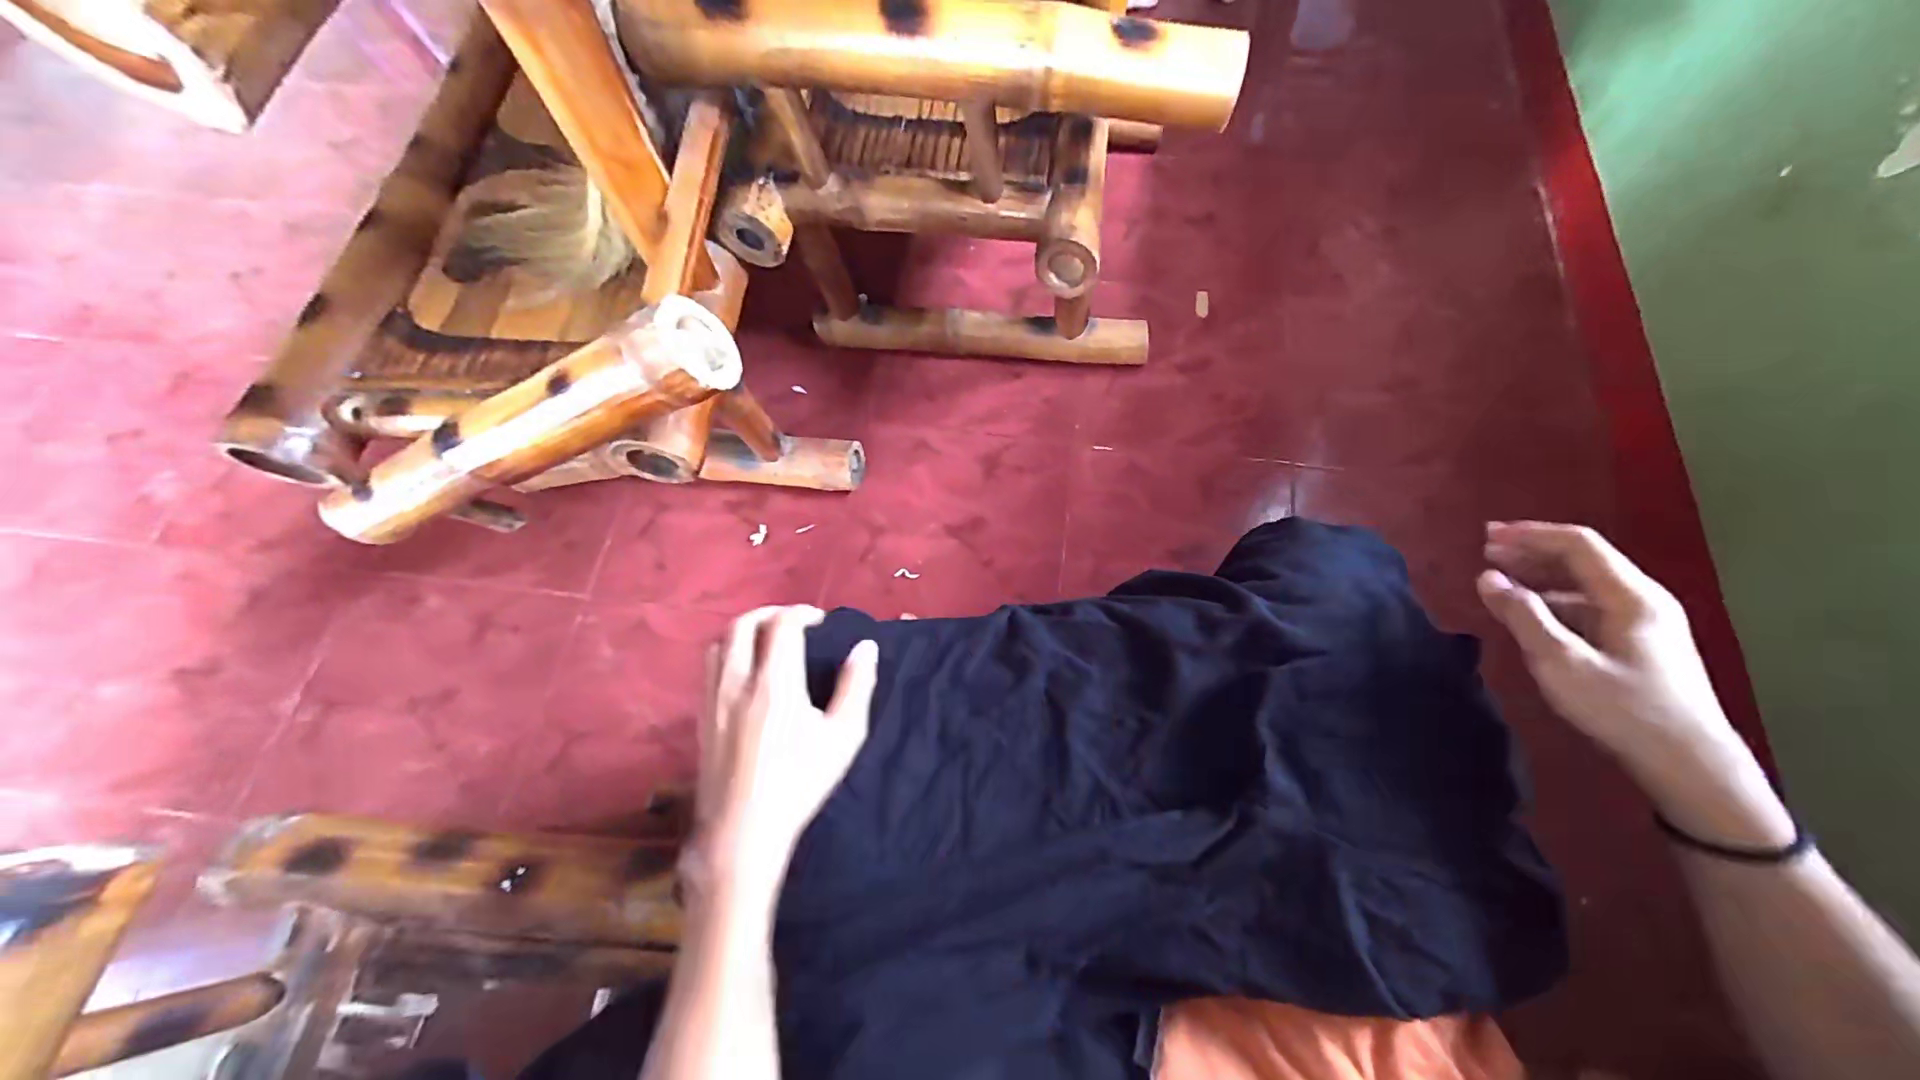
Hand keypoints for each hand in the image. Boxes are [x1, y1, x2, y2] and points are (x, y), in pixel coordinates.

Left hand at [681, 605, 877, 910]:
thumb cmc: (799, 783)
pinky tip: (745, 673)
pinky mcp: (700, 716)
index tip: (819, 622)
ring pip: (720, 642)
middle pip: (744, 623)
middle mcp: (738, 681)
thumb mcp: (842, 737)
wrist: (743, 831)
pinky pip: (709, 667)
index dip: (802, 613)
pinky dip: (728, 652)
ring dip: (745, 630)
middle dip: (770, 613)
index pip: (782, 624)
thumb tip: (865, 648)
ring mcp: (713, 698)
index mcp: (775, 682)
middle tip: (793, 623)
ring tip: (767, 642)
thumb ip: (856, 686)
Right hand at [1476, 521, 1791, 845]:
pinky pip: (1588, 606)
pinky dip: (1551, 600)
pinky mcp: (1638, 643)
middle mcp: (1642, 600)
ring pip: (1583, 584)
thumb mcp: (1561, 663)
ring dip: (1539, 576)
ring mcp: (1644, 622)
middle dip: (1531, 550)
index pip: (1578, 545)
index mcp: (1631, 597)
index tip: (1486, 536)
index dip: (1530, 535)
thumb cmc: (1622, 710)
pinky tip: (1528, 614)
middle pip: (1583, 559)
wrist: (1689, 764)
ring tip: (1498, 580)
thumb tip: (1488, 577)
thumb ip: (1523, 616)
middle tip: (1484, 550)